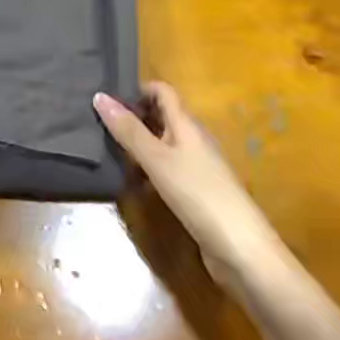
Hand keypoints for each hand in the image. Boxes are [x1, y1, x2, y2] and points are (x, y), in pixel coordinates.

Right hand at [97, 83, 339, 339]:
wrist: (241, 250)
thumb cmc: (198, 194)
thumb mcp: (157, 159)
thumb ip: (129, 130)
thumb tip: (99, 95)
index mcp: (186, 124)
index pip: (162, 91)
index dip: (138, 89)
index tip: (108, 95)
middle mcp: (193, 139)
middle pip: (162, 116)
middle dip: (134, 116)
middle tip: (99, 123)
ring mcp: (197, 167)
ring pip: (163, 144)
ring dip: (139, 145)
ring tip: (108, 151)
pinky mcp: (197, 192)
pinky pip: (167, 169)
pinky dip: (149, 170)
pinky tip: (133, 183)